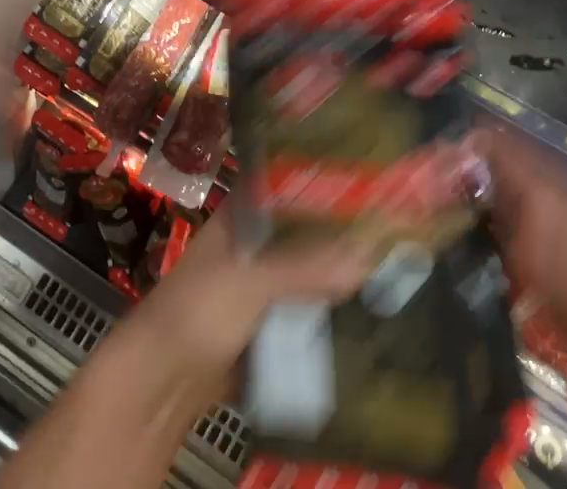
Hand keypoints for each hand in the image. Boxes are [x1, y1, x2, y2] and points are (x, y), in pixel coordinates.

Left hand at [121, 208, 376, 385]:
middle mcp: (253, 248)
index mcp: (241, 221)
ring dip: (344, 279)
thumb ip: (305, 265)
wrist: (163, 379)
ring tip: (401, 273)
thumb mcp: (250, 280)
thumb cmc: (198, 312)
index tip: (377, 187)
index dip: (329, 186)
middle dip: (347, 238)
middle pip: (308, 235)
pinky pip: (310, 316)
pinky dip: (334, 317)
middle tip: (403, 236)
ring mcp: (261, 289)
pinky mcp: (270, 328)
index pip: (290, 189)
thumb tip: (369, 253)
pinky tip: (374, 318)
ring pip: (312, 276)